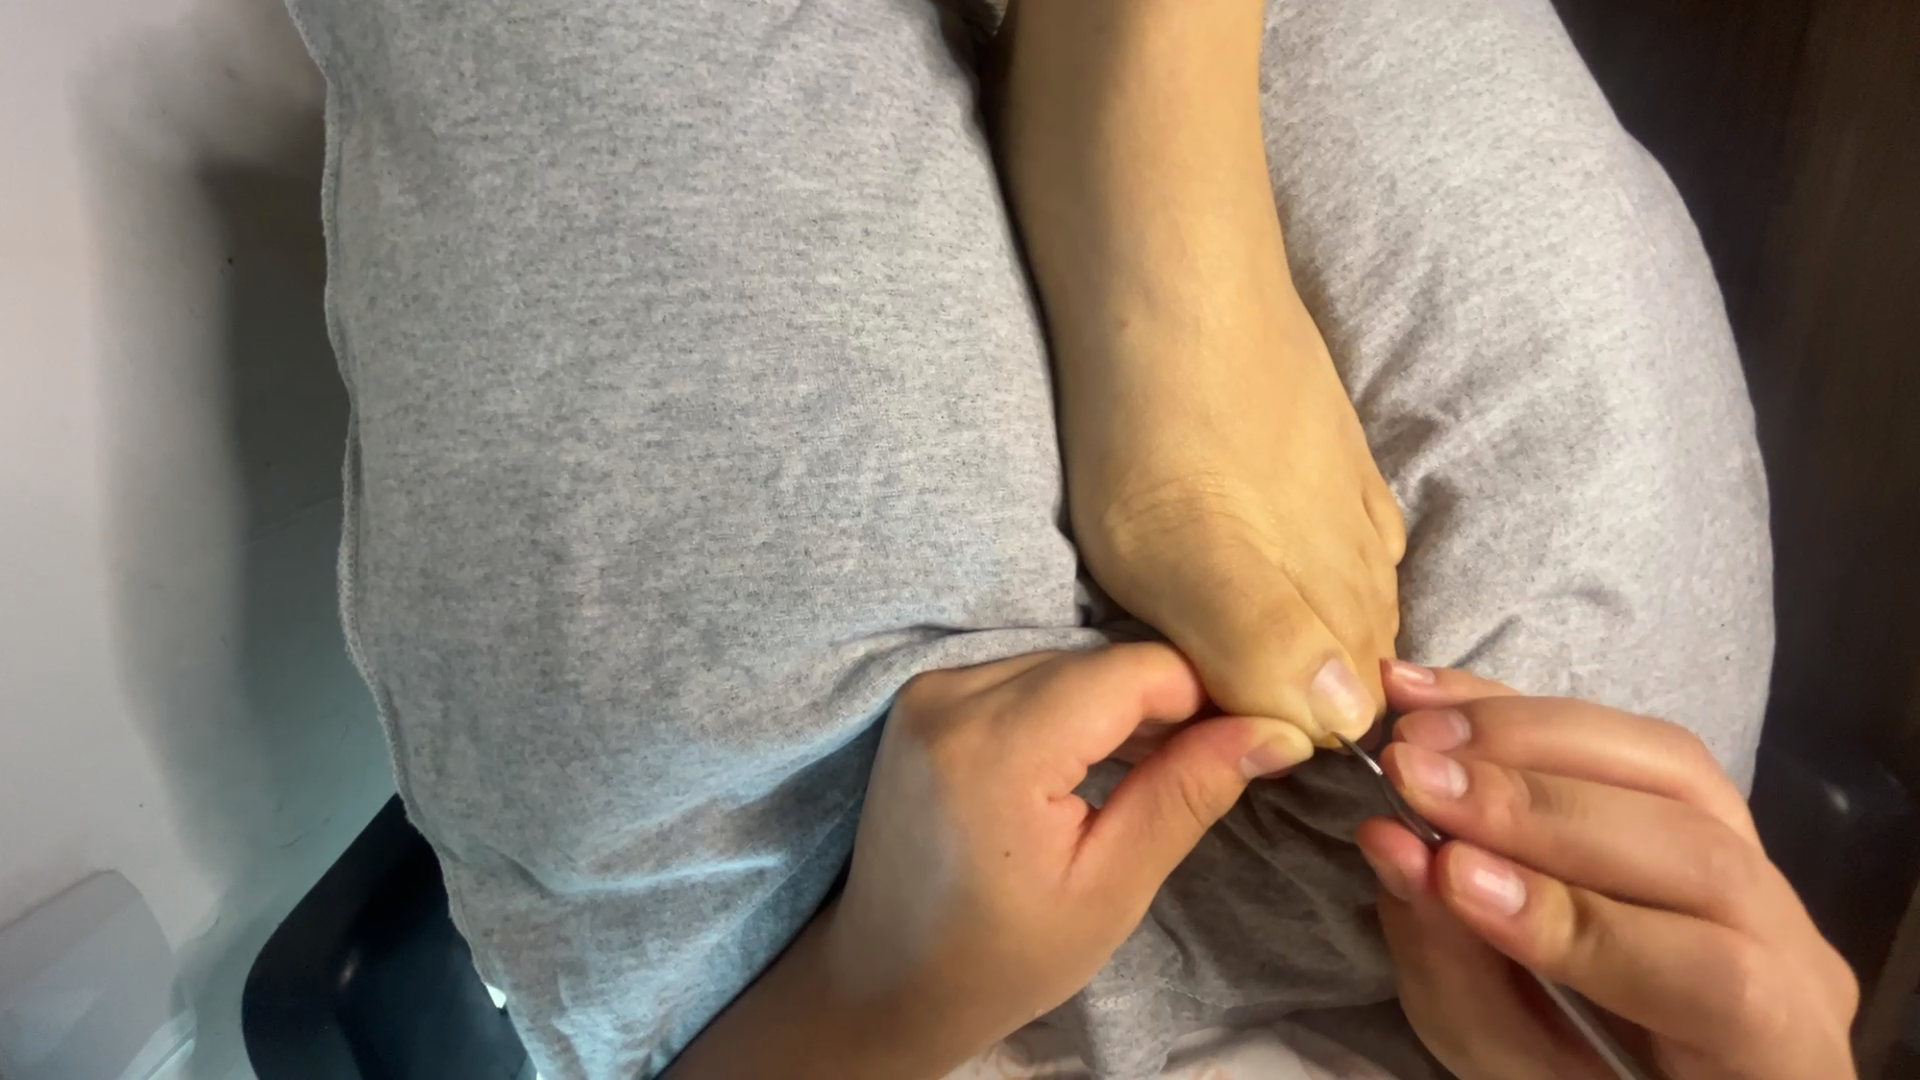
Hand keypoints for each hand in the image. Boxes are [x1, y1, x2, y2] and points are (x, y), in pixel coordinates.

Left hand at [667, 644, 1310, 1079]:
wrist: (886, 972)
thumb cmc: (1002, 954)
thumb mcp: (1110, 889)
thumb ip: (1186, 793)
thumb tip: (1270, 731)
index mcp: (998, 748)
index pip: (1130, 669)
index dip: (1197, 692)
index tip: (1236, 734)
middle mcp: (952, 696)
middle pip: (1093, 660)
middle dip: (1155, 700)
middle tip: (1192, 760)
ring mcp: (929, 688)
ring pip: (1059, 661)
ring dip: (1106, 702)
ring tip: (1134, 766)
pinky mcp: (922, 694)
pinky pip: (1019, 673)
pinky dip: (1061, 702)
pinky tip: (1077, 754)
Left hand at [995, 0, 1403, 748]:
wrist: (1169, 283)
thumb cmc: (1156, 429)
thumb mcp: (1176, 555)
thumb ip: (1260, 643)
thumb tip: (1340, 721)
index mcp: (1321, 607)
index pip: (1321, 726)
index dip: (1257, 737)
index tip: (1187, 728)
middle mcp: (1358, 569)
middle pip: (1338, 678)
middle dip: (1280, 700)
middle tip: (1198, 685)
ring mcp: (1352, 513)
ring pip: (1342, 617)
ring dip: (1292, 642)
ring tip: (1228, 639)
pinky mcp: (1336, 467)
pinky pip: (1339, 555)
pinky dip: (1300, 582)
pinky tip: (1263, 570)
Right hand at [1356, 661, 1858, 1079]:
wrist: (1595, 1025)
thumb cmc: (1545, 1057)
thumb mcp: (1484, 1040)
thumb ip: (1444, 948)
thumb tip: (1388, 839)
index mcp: (1769, 1050)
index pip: (1716, 980)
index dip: (1574, 921)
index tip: (1450, 873)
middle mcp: (1781, 937)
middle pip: (1690, 847)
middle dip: (1528, 804)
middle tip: (1408, 773)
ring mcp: (1740, 849)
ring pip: (1664, 761)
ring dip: (1517, 732)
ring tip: (1412, 732)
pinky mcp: (1666, 787)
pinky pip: (1604, 726)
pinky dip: (1497, 701)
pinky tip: (1418, 690)